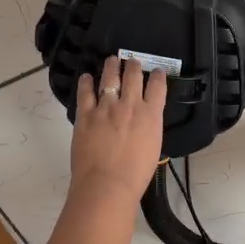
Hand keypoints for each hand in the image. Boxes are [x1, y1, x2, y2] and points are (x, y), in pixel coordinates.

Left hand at [70, 56, 167, 199]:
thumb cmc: (136, 174)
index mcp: (151, 115)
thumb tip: (146, 119)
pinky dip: (87, 82)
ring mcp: (106, 107)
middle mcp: (130, 105)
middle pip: (133, 76)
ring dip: (112, 66)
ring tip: (112, 60)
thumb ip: (150, 127)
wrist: (107, 184)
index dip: (158, 76)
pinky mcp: (85, 114)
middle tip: (133, 60)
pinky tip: (87, 77)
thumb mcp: (154, 147)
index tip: (158, 71)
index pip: (158, 87)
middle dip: (134, 65)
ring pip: (110, 78)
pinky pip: (86, 92)